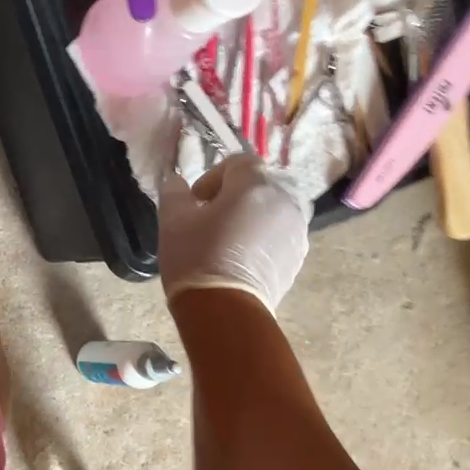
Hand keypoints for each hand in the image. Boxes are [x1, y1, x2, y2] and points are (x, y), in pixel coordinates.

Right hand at [159, 155, 311, 312]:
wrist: (223, 307)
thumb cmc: (194, 257)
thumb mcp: (171, 222)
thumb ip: (174, 193)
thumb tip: (175, 180)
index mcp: (253, 186)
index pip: (239, 162)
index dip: (213, 176)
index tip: (195, 201)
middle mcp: (284, 200)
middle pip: (258, 186)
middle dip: (233, 198)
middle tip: (208, 221)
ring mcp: (296, 228)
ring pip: (271, 210)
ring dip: (249, 218)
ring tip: (225, 243)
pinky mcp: (298, 254)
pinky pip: (279, 235)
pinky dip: (261, 239)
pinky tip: (239, 260)